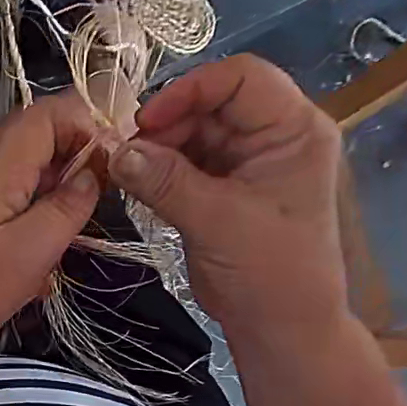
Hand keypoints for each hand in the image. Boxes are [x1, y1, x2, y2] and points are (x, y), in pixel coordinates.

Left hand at [0, 91, 101, 405]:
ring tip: (91, 210)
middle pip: (35, 140)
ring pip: (29, 173)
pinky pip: (20, 204)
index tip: (113, 149)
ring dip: (63, 183)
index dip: (80, 119)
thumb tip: (94, 171)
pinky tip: (60, 243)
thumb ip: (67, 206)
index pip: (41, 117)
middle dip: (77, 150)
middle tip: (109, 181)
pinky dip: (46, 212)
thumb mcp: (33, 250)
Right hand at [108, 55, 346, 335]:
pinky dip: (159, 169)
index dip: (191, 90)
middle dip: (167, 125)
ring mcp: (247, 162)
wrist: (280, 327)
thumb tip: (114, 151)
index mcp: (292, 130)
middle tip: (128, 153)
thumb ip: (164, 181)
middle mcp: (272, 136)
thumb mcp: (216, 221)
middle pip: (211, 104)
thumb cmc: (268, 271)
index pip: (242, 78)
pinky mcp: (224, 186)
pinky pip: (185, 161)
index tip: (146, 122)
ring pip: (193, 132)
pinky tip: (138, 184)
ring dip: (158, 148)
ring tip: (129, 172)